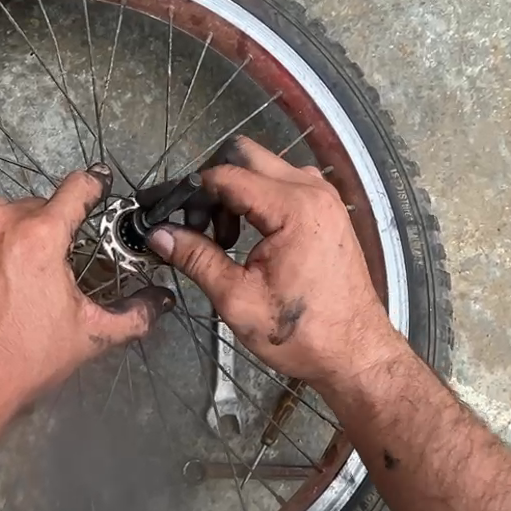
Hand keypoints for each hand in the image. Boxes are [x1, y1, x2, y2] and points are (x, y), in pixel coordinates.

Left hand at [0, 164, 173, 420]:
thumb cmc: (20, 361)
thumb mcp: (86, 338)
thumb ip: (131, 316)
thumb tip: (160, 302)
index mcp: (42, 236)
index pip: (77, 188)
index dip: (92, 188)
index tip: (95, 190)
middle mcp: (0, 220)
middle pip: (34, 206)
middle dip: (45, 229)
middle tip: (44, 266)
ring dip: (4, 227)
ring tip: (3, 264)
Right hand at [145, 137, 403, 398]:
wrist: (352, 352)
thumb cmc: (298, 332)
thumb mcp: (236, 297)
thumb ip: (196, 258)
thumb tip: (158, 235)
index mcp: (293, 207)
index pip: (227, 175)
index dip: (192, 193)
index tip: (170, 218)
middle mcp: (313, 190)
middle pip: (247, 157)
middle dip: (214, 186)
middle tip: (198, 226)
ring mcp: (324, 197)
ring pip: (265, 168)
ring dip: (237, 193)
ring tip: (224, 240)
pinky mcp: (327, 211)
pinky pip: (284, 185)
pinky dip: (258, 201)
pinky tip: (249, 239)